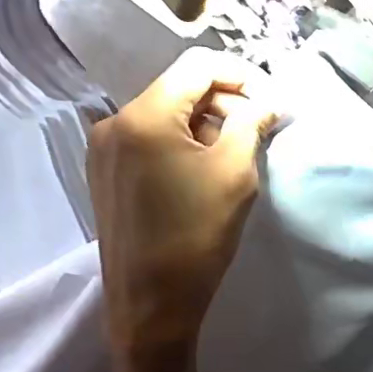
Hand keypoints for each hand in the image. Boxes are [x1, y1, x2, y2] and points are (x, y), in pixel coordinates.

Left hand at [90, 48, 280, 351]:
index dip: (239, 74)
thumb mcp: (235, 173)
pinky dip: (181, 144)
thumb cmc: (197, 234)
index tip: (268, 100)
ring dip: (203, 125)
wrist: (150, 303)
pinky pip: (149, 140)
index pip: (196, 67)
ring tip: (232, 158)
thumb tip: (267, 101)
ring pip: (165, 115)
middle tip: (257, 132)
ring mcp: (104, 149)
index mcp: (144, 116)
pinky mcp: (105, 174)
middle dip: (223, 103)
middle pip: (179, 89)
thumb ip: (251, 123)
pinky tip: (201, 174)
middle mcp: (114, 122)